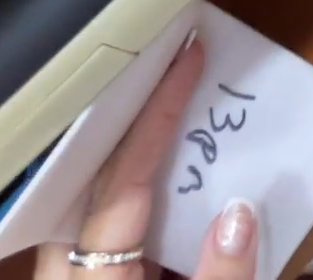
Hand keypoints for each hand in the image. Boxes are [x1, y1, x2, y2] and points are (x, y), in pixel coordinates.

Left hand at [34, 35, 259, 279]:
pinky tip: (173, 153)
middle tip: (168, 56)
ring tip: (171, 87)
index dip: (159, 112)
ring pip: (96, 192)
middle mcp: (71, 277)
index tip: (189, 58)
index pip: (122, 179)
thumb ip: (219, 277)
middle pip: (94, 174)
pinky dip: (140, 173)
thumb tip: (241, 210)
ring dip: (135, 138)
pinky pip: (110, 216)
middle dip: (132, 110)